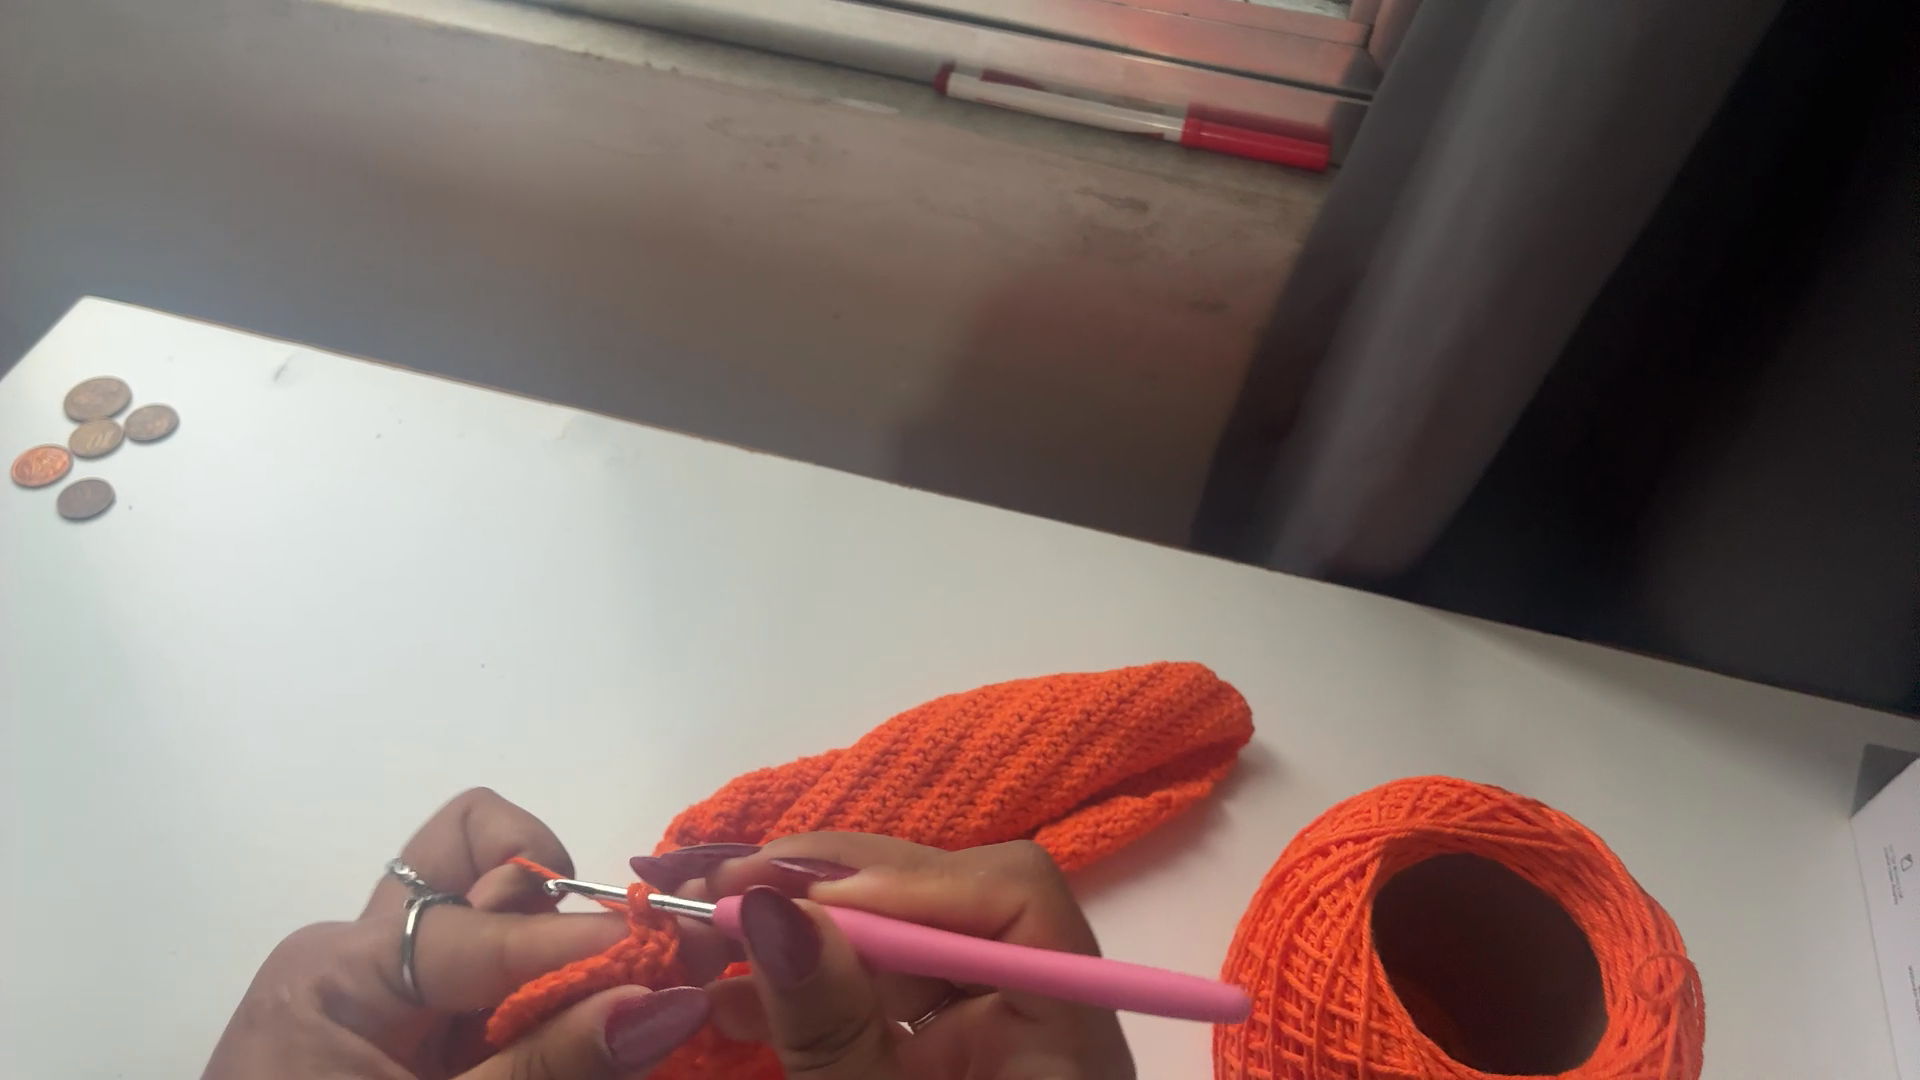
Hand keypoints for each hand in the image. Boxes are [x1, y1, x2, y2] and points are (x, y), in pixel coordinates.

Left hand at [203, 788, 715, 1079]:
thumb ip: (552, 1063)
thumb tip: (675, 999)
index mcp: (339, 971)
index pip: (494, 921)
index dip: (583, 940)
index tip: (666, 967)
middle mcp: (358, 946)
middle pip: (475, 844)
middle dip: (549, 881)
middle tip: (593, 949)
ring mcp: (379, 972)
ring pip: (490, 884)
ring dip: (550, 928)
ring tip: (569, 999)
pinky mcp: (402, 1006)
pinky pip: (492, 945)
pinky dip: (540, 965)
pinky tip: (553, 1017)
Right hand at [657, 834, 1136, 1078]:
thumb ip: (831, 1031)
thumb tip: (772, 909)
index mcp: (1068, 1037)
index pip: (1019, 895)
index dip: (913, 878)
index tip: (804, 896)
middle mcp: (1043, 1006)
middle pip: (954, 896)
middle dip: (837, 887)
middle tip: (731, 886)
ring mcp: (998, 1018)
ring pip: (910, 929)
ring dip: (810, 928)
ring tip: (714, 940)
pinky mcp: (954, 1038)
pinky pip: (890, 980)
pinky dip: (818, 977)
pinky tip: (740, 996)